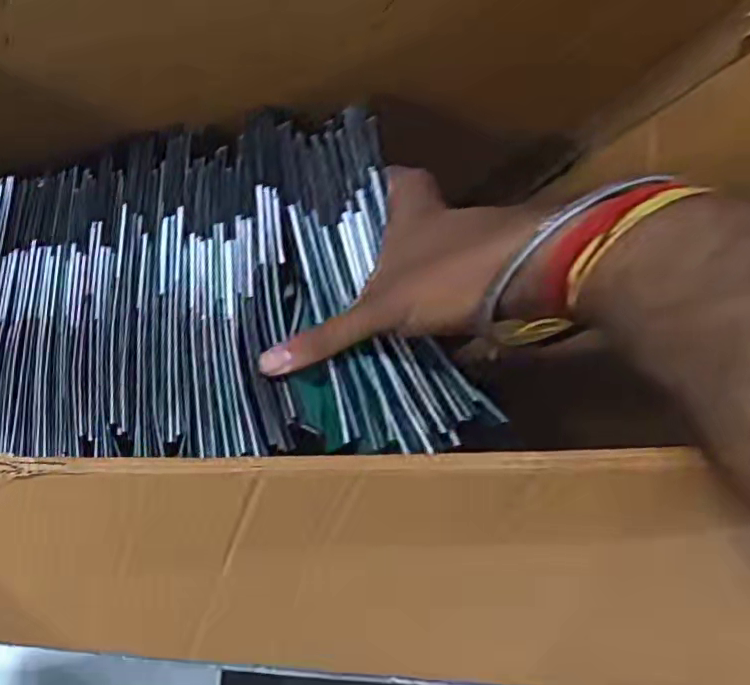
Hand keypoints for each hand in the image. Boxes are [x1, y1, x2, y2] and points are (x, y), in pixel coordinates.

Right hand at [258, 167, 548, 375]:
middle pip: (415, 218)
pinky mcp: (507, 266)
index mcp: (416, 217)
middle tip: (350, 251)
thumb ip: (328, 336)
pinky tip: (421, 314)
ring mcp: (484, 241)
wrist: (560, 272)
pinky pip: (463, 277)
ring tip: (375, 292)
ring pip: (439, 249)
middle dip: (386, 234)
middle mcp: (451, 221)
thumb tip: (264, 364)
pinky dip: (444, 293)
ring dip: (416, 267)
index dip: (379, 181)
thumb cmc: (458, 274)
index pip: (399, 182)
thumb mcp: (381, 311)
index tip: (360, 184)